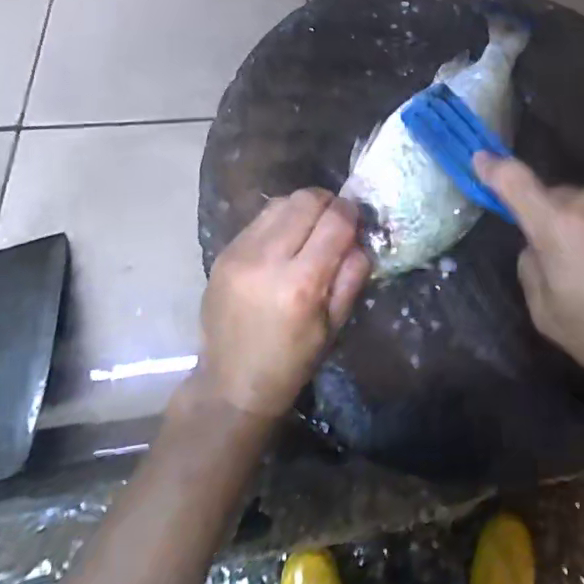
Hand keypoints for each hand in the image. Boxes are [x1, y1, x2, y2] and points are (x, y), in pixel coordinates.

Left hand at [197, 189, 370, 416]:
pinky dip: (279, 222)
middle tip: (334, 222)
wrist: (231, 383)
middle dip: (328, 204)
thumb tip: (359, 235)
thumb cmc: (292, 360)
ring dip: (302, 209)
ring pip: (282, 201)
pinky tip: (283, 243)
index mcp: (301, 284)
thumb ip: (352, 274)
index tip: (357, 221)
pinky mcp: (223, 253)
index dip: (352, 213)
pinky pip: (260, 218)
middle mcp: (267, 260)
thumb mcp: (335, 324)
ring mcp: (240, 253)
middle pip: (307, 199)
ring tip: (308, 231)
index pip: (336, 220)